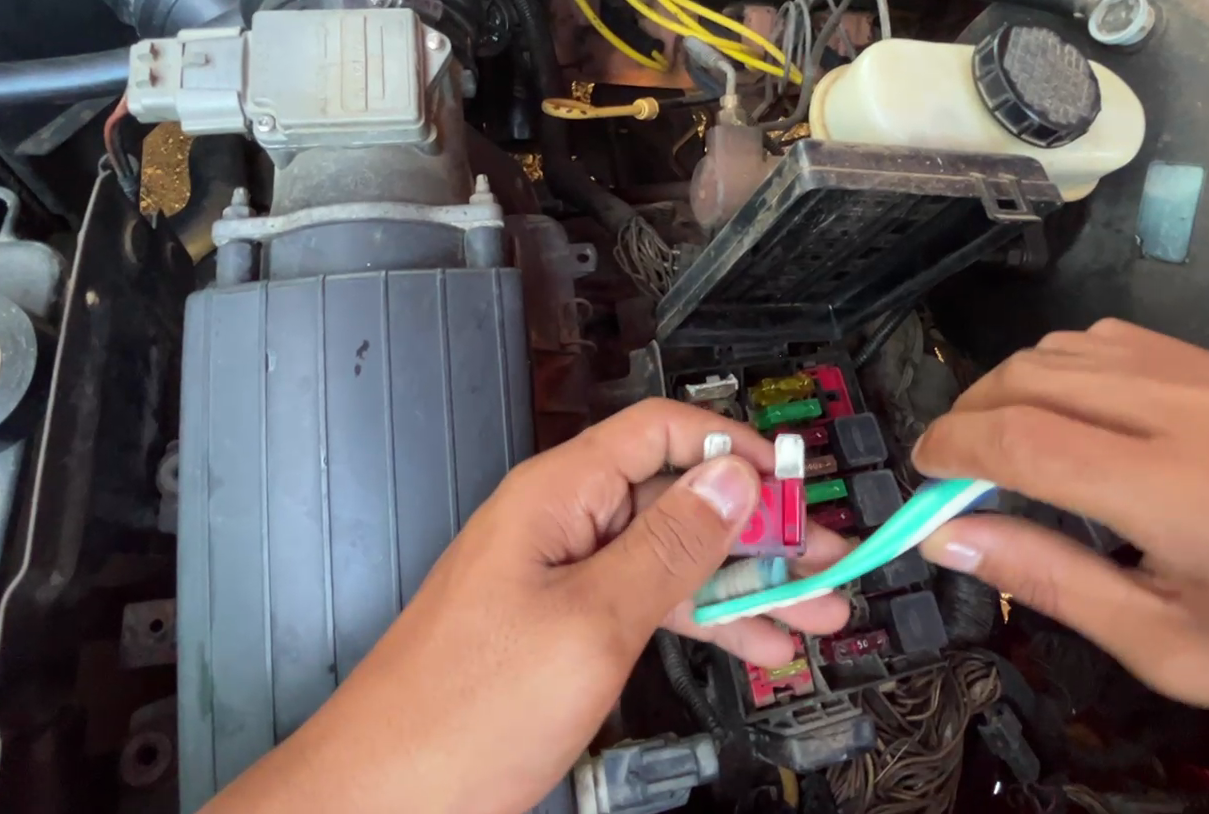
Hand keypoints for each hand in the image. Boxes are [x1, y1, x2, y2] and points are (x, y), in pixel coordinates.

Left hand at [207, 399, 850, 813]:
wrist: (382, 798)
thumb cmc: (467, 709)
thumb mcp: (591, 623)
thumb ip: (669, 547)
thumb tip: (731, 478)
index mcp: (561, 492)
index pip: (660, 431)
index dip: (731, 447)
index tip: (792, 480)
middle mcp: (567, 518)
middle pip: (677, 497)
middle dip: (756, 530)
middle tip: (827, 562)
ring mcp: (569, 572)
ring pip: (672, 555)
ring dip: (743, 583)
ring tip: (815, 614)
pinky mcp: (569, 620)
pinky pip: (649, 600)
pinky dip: (703, 620)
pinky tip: (755, 645)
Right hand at [914, 320, 1208, 812]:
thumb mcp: (1172, 650)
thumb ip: (1046, 578)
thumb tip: (943, 539)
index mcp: (1189, 495)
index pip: (1022, 440)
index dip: (950, 447)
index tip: (921, 472)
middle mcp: (1203, 413)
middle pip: (1033, 378)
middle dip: (970, 414)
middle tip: (955, 468)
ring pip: (1068, 348)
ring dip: (1014, 388)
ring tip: (1006, 443)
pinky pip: (1120, 342)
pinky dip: (1068, 370)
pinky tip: (1075, 417)